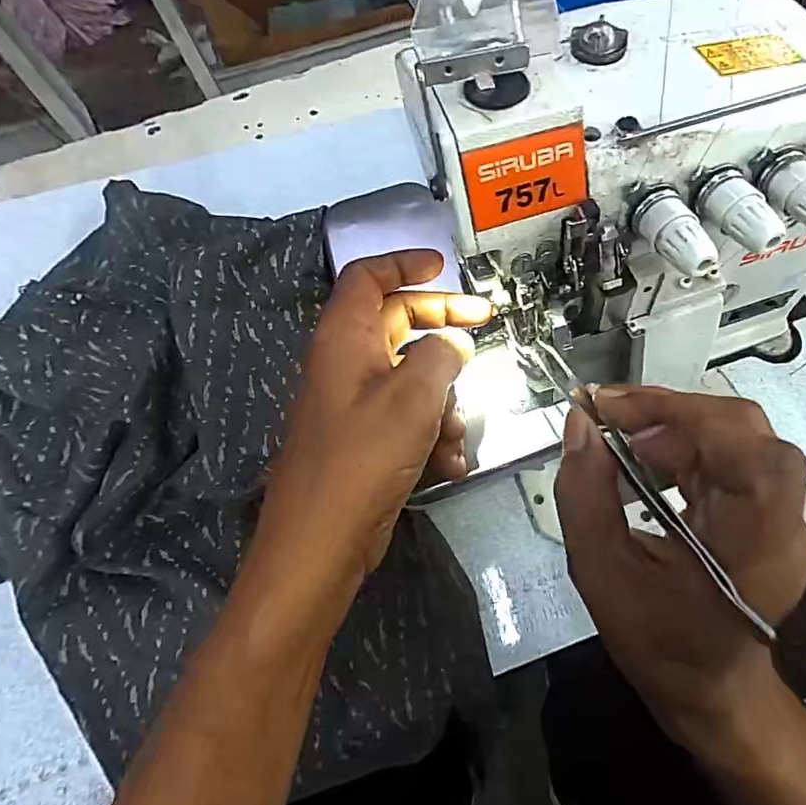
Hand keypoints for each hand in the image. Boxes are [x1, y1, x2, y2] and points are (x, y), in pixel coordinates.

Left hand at [255, 250, 490, 577]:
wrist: (322, 541)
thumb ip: (442, 356)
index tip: (441, 263)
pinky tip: (449, 465)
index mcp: (344, 339)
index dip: (404, 263)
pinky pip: (411, 420)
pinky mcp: (368, 441)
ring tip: (455, 435)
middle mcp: (347, 365)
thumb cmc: (363, 458)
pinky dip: (434, 436)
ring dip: (446, 402)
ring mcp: (357, 405)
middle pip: (399, 324)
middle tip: (483, 325)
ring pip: (415, 379)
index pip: (368, 278)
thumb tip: (453, 344)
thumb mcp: (414, 396)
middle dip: (444, 329)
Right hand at [554, 386, 805, 750]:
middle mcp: (788, 518)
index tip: (609, 409)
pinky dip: (689, 447)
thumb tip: (580, 425)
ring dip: (676, 429)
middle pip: (742, 429)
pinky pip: (734, 456)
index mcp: (759, 541)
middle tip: (610, 423)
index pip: (741, 443)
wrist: (716, 692)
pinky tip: (649, 463)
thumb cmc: (662, 647)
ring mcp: (787, 512)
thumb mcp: (603, 576)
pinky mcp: (773, 508)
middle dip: (670, 415)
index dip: (677, 412)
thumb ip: (585, 496)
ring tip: (622, 445)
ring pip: (738, 436)